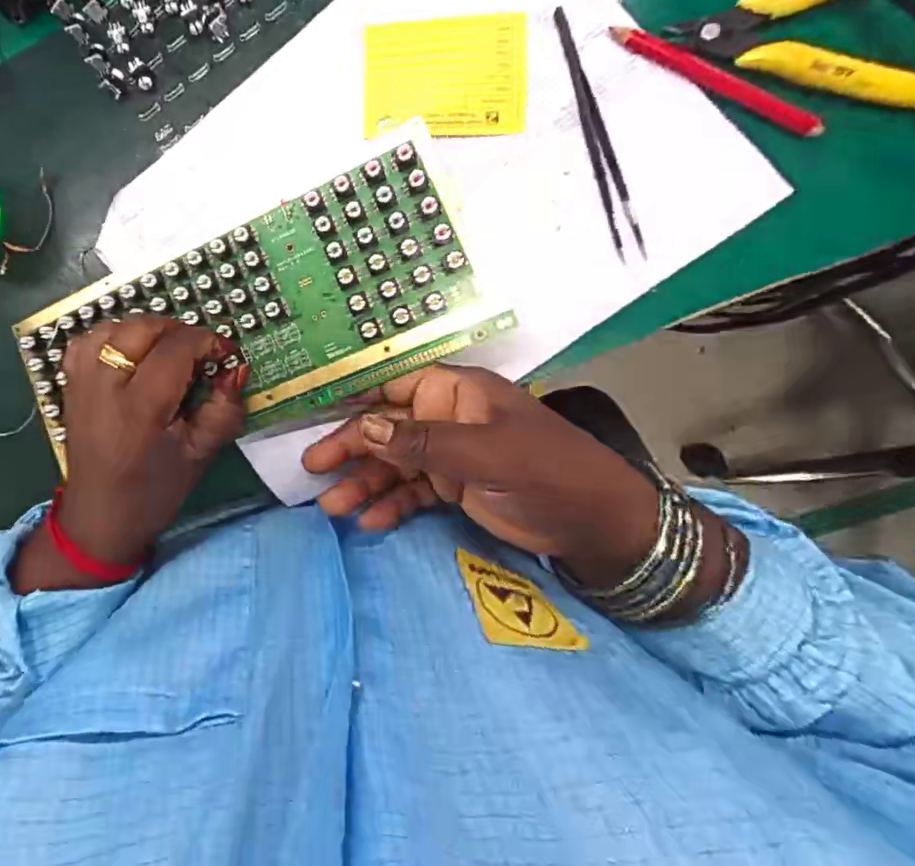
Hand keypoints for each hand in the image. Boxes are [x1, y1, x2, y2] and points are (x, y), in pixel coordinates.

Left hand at [15, 316, 245, 591]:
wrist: (100, 517)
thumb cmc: (154, 491)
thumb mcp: (201, 454)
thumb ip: (224, 408)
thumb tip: (235, 367)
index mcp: (139, 409)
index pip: (175, 349)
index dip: (207, 341)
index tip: (224, 353)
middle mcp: (103, 387)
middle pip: (141, 328)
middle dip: (177, 331)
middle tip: (196, 352)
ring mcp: (80, 382)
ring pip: (112, 327)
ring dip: (145, 329)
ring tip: (165, 349)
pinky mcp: (69, 384)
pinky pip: (87, 339)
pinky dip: (111, 335)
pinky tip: (129, 353)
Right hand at [300, 365, 660, 585]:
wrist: (601, 528)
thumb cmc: (549, 472)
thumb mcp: (486, 454)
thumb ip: (424, 442)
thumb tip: (365, 429)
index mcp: (456, 393)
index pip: (394, 386)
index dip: (354, 396)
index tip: (315, 410)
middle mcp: (445, 419)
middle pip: (385, 429)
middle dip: (350, 449)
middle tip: (313, 468)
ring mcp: (448, 455)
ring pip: (393, 465)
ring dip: (364, 483)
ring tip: (333, 506)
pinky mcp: (453, 488)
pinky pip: (411, 493)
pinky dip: (390, 505)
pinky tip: (370, 521)